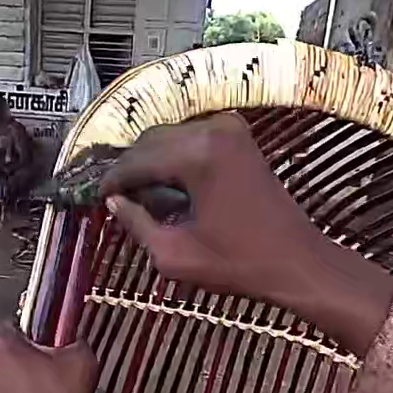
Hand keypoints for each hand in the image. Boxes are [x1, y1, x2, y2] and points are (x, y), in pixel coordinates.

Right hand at [98, 113, 392, 355]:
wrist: (297, 261)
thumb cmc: (239, 263)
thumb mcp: (174, 254)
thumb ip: (136, 223)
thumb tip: (115, 203)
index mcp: (197, 155)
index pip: (136, 161)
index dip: (111, 180)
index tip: (96, 196)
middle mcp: (213, 130)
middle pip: (150, 141)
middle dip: (129, 168)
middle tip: (113, 197)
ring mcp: (230, 129)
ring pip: (168, 137)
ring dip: (149, 162)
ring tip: (136, 194)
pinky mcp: (239, 138)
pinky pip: (190, 139)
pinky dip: (173, 158)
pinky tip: (165, 186)